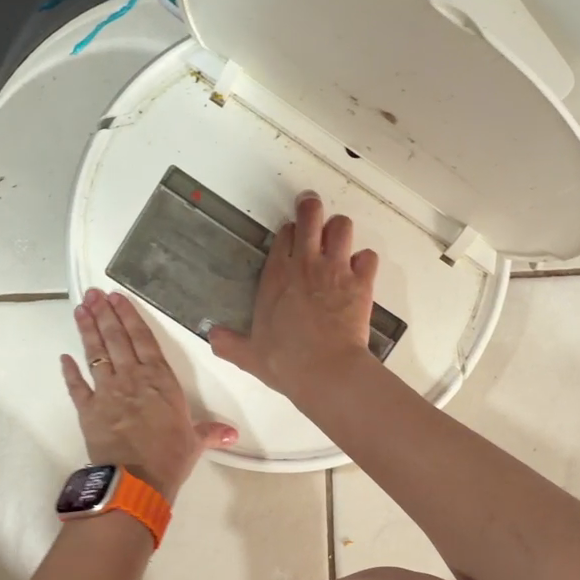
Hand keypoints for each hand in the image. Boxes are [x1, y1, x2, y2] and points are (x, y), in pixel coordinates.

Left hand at [62, 289, 238, 502]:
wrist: (137, 479)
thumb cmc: (170, 458)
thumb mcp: (194, 442)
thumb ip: (210, 432)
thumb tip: (232, 434)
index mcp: (160, 380)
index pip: (143, 339)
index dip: (130, 316)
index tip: (117, 297)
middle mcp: (132, 378)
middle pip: (116, 339)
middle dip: (105, 314)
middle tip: (93, 294)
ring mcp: (107, 392)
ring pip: (95, 354)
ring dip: (87, 331)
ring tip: (80, 309)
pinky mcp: (88, 410)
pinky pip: (76, 386)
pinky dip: (69, 372)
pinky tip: (64, 358)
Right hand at [209, 191, 379, 403]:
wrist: (325, 371)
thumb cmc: (284, 362)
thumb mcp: (249, 355)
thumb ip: (229, 343)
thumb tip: (211, 337)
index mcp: (276, 277)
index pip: (283, 236)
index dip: (288, 233)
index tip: (290, 239)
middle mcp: (305, 265)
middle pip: (310, 216)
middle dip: (311, 208)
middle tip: (311, 209)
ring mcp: (335, 271)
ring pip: (342, 227)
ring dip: (339, 230)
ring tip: (337, 241)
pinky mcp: (361, 283)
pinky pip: (367, 257)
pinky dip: (364, 262)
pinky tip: (359, 272)